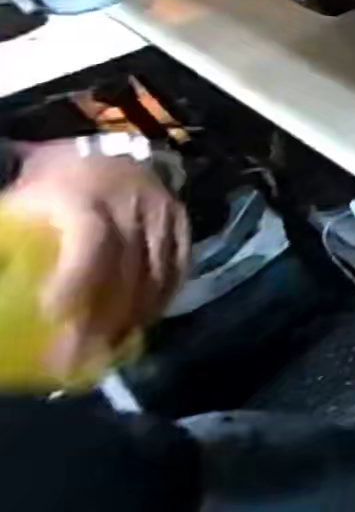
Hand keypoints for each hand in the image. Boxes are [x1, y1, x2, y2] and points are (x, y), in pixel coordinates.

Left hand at [0, 137, 187, 373]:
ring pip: (158, 264)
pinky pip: (180, 255)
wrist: (94, 152)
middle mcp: (136, 209)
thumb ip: (13, 246)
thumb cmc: (41, 186)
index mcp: (88, 203)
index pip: (92, 247)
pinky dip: (169, 286)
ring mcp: (164, 213)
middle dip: (107, 313)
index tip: (55, 324)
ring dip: (140, 308)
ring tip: (118, 346)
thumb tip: (3, 287)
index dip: (76, 284)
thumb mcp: (13, 208)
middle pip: (128, 265)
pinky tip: (154, 313)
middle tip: (82, 359)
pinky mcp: (181, 217)